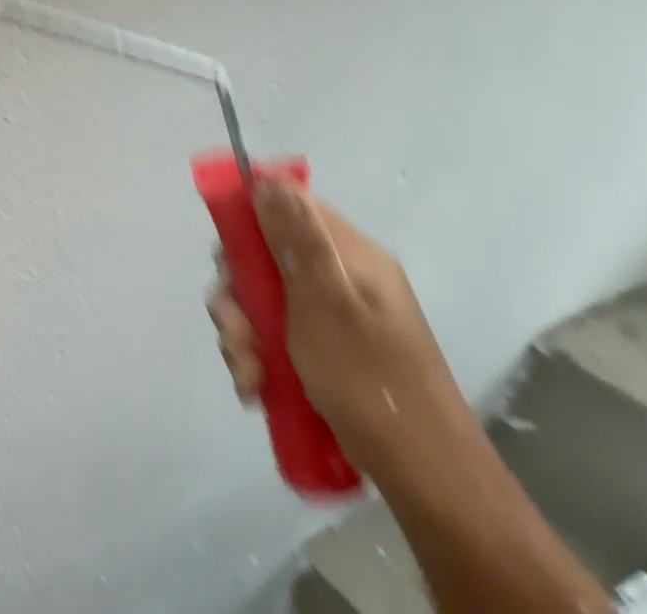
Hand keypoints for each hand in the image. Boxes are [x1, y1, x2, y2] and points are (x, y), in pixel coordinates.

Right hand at [207, 178, 475, 481]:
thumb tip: (268, 182)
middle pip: (262, 260)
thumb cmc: (367, 376)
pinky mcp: (322, 350)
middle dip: (236, 297)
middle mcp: (340, 279)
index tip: (229, 262)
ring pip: (258, 304)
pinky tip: (257, 387)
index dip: (247, 225)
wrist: (418, 464)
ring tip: (250, 374)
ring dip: (241, 336)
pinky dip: (257, 360)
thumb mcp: (325, 301)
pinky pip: (271, 338)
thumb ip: (296, 239)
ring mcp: (331, 316)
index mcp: (350, 257)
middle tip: (239, 332)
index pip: (288, 210)